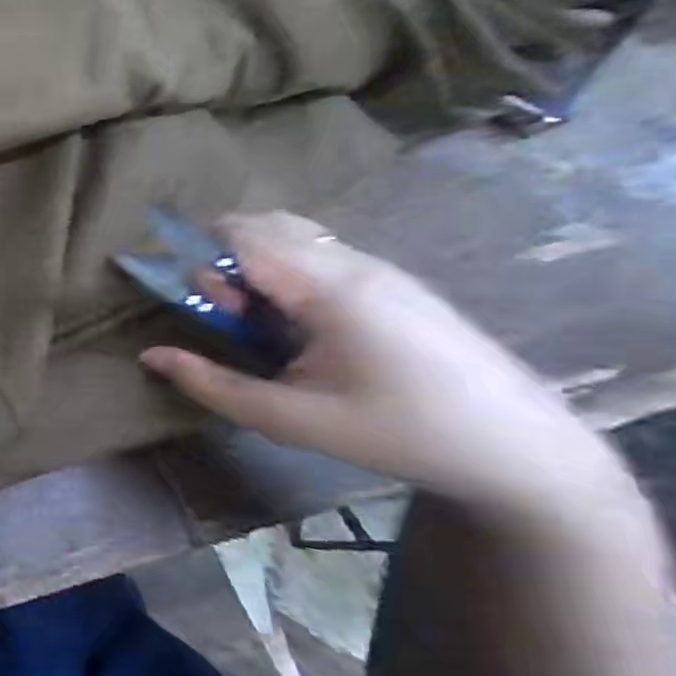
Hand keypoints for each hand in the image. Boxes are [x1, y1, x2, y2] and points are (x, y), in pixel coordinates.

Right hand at [139, 212, 631, 520]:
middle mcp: (354, 263)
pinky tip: (302, 324)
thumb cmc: (399, 434)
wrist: (525, 451)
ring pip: (293, 234)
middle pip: (264, 224)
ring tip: (263, 321)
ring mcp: (381, 268)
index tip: (204, 304)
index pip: (242, 235)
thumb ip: (212, 384)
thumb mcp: (292, 420)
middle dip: (225, 257)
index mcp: (329, 290)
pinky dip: (287, 270)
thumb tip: (149, 355)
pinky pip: (321, 252)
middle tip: (230, 313)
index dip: (203, 259)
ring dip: (257, 263)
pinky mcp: (396, 282)